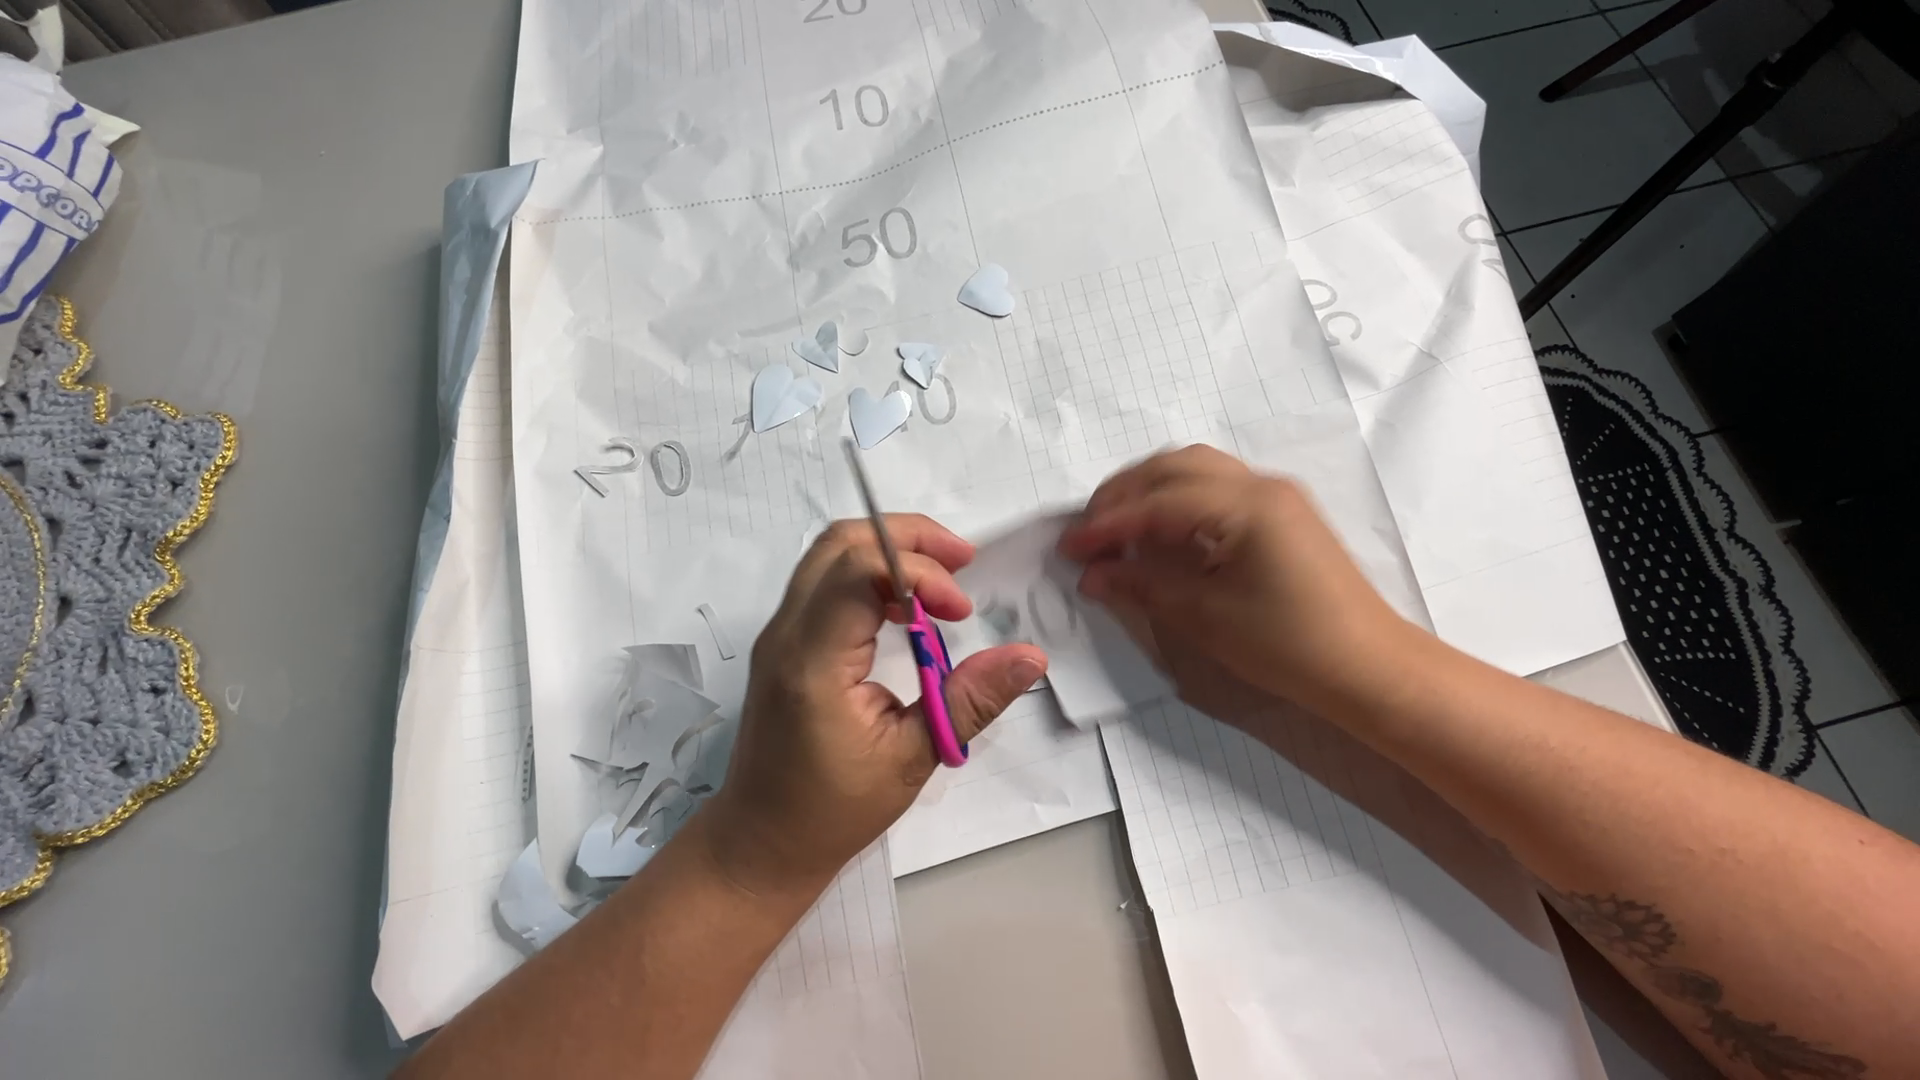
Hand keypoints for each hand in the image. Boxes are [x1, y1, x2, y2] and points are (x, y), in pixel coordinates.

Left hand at [705, 515, 1046, 897]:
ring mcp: (778, 634)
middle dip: (908, 536)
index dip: (921, 570)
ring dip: (889, 551)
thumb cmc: (834, 811)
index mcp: (813, 662)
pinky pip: (825, 581)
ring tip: (941, 582)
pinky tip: (905, 609)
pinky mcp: (783, 642)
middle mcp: (785, 634)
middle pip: (840, 542)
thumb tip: (1030, 657)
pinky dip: (870, 575)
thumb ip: (970, 700)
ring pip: (829, 553)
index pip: (860, 569)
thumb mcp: (913, 758)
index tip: (962, 611)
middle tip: (962, 561)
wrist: (761, 842)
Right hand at [1057, 445, 1410, 716]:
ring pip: (1195, 468)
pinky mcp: (1281, 512)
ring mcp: (1275, 494)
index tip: (1067, 548)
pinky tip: (1159, 530)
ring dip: (1149, 489)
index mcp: (1246, 505)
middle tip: (1087, 532)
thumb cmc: (1289, 646)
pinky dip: (1176, 497)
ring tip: (1116, 527)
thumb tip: (1092, 575)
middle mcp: (1261, 484)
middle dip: (1123, 494)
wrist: (1369, 666)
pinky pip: (1215, 485)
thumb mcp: (1207, 617)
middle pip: (1174, 467)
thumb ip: (1144, 586)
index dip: (1106, 524)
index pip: (1157, 502)